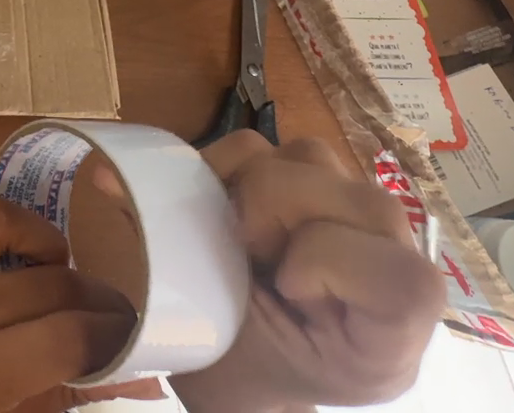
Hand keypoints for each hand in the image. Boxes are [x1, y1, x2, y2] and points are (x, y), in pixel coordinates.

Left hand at [0, 164, 137, 412]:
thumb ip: (65, 394)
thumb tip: (140, 371)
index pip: (64, 337)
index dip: (110, 333)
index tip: (131, 331)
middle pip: (45, 282)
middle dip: (94, 294)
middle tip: (112, 304)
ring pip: (3, 218)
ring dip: (45, 237)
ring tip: (60, 263)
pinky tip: (25, 202)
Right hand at [172, 132, 444, 412]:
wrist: (236, 369)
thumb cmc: (226, 367)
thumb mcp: (208, 344)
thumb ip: (166, 264)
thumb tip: (106, 174)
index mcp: (382, 339)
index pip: (406, 283)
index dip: (336, 264)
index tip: (280, 283)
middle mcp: (385, 269)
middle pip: (362, 200)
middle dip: (280, 210)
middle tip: (241, 250)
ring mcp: (355, 223)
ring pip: (317, 157)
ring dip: (255, 182)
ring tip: (232, 229)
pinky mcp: (317, 187)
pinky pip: (278, 143)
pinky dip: (235, 162)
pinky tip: (224, 202)